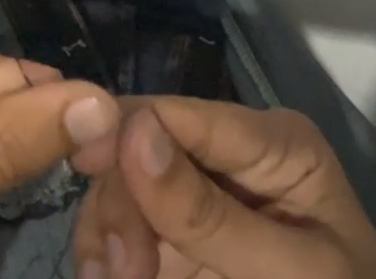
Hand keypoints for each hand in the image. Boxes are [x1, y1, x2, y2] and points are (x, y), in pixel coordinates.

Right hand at [73, 98, 375, 278]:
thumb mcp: (293, 274)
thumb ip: (209, 213)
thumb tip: (133, 131)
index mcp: (270, 142)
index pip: (178, 113)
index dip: (123, 129)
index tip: (82, 167)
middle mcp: (225, 154)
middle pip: (138, 144)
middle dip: (119, 201)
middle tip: (121, 270)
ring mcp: (195, 192)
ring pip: (117, 180)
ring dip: (104, 230)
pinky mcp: (172, 232)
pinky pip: (118, 221)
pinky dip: (102, 249)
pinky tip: (103, 274)